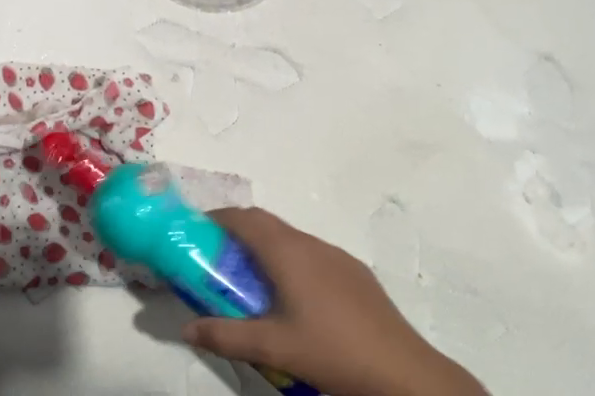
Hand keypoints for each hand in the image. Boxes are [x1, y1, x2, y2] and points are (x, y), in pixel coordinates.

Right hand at [184, 209, 485, 395]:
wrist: (408, 376)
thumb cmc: (333, 352)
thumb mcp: (272, 348)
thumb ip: (225, 335)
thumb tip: (186, 328)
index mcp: (287, 251)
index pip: (242, 217)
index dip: (215, 218)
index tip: (195, 233)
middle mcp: (311, 244)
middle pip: (265, 223)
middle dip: (236, 233)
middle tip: (216, 260)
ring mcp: (338, 258)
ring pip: (291, 239)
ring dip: (266, 249)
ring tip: (253, 284)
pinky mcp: (357, 275)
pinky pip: (313, 256)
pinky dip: (292, 263)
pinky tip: (297, 301)